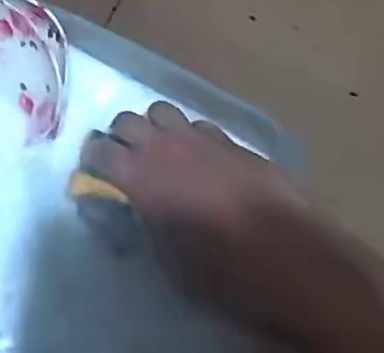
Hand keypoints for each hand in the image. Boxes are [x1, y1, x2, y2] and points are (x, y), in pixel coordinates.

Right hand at [82, 102, 383, 350]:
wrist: (291, 258)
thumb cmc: (222, 272)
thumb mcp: (168, 261)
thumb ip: (142, 224)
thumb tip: (130, 208)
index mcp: (140, 174)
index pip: (98, 150)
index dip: (92, 159)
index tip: (93, 171)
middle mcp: (164, 144)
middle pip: (125, 119)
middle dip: (120, 137)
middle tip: (126, 161)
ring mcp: (199, 135)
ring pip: (161, 110)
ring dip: (155, 128)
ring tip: (164, 153)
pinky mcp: (231, 139)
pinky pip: (198, 125)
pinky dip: (192, 137)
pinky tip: (205, 162)